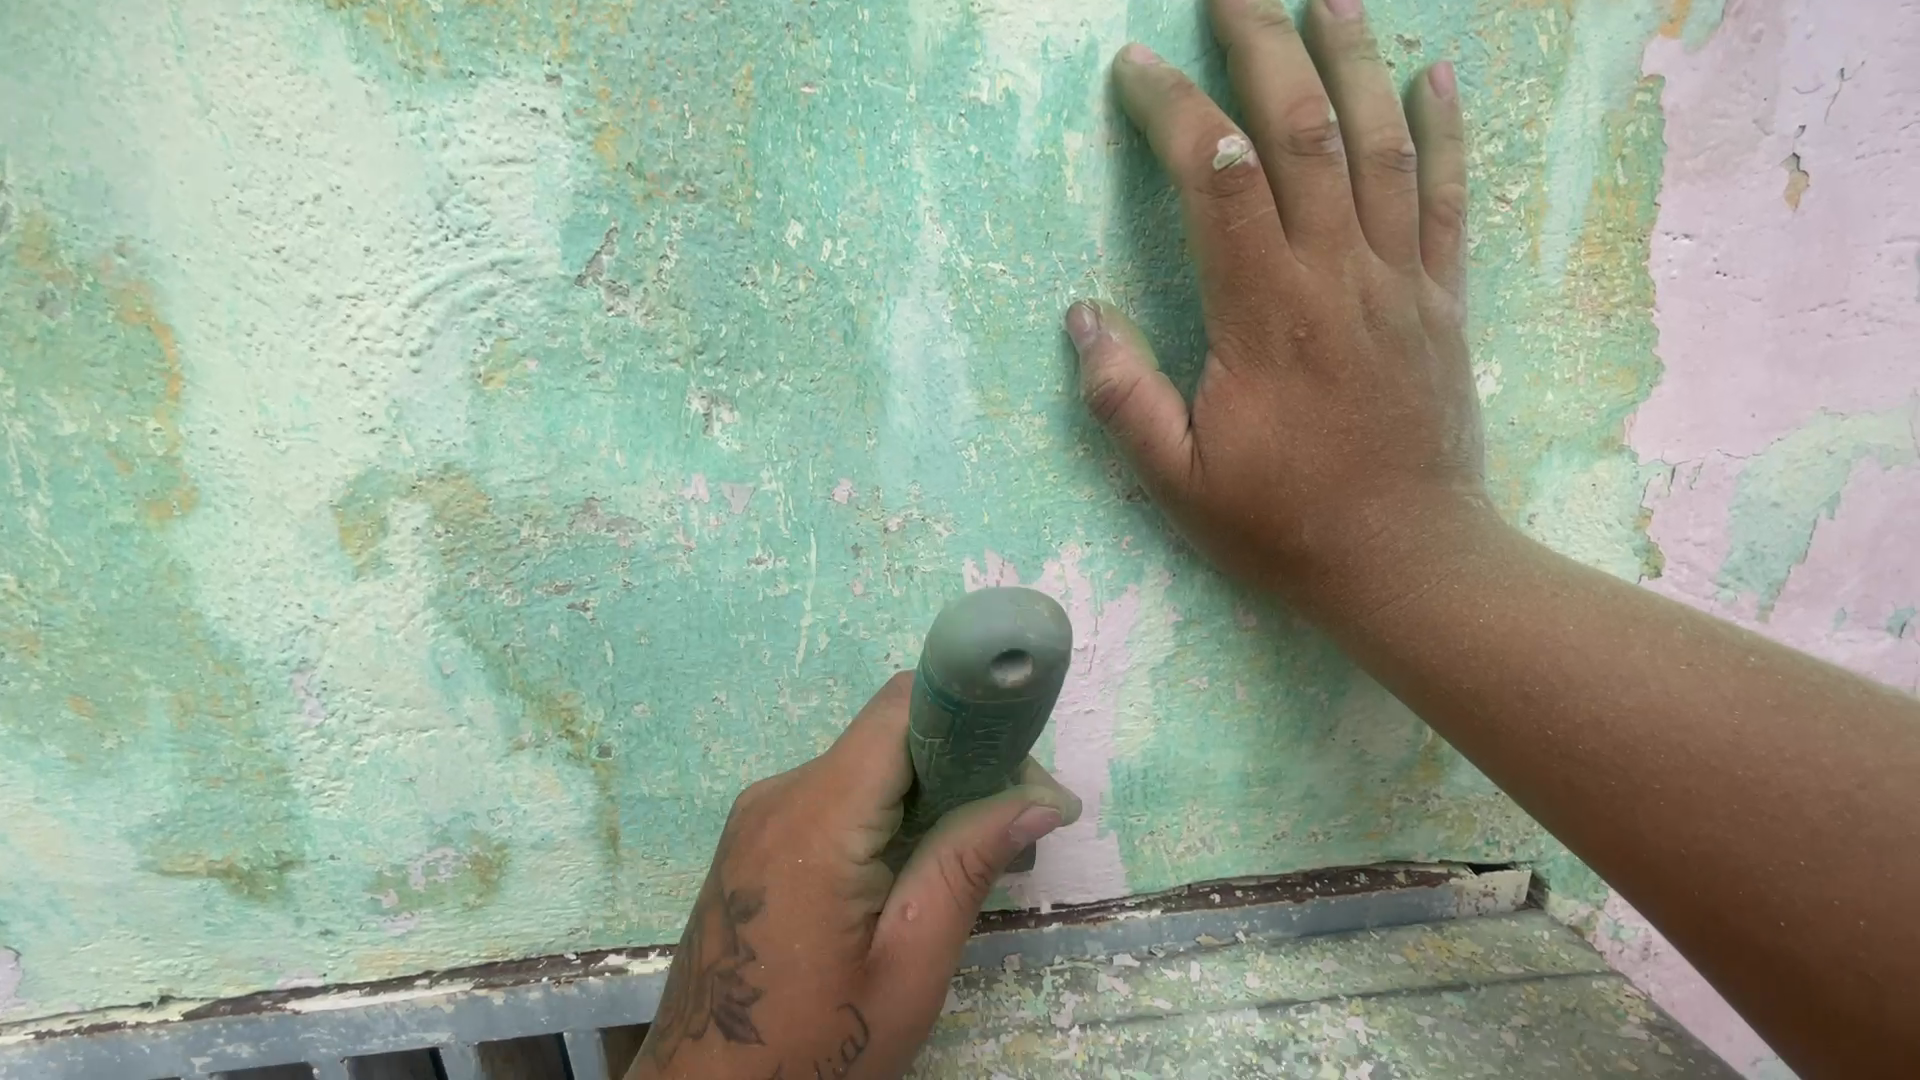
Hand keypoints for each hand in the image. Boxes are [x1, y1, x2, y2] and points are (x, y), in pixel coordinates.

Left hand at [629, 673, 1081, 1079]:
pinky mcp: (762, 830)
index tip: (1022, 768)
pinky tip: (920, 863)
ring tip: (980, 849)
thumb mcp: (909, 966)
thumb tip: (1042, 798)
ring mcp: (765, 809)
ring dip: (932, 789)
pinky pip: (842, 791)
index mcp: (817, 815)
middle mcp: (782, 790)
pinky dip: (892, 809)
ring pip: (870, 761)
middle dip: (965, 761)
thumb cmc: (813, 1046)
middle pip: (891, 733)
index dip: (969, 717)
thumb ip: (968, 865)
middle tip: (1020, 821)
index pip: (902, 706)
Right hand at [1068, 0, 1490, 619]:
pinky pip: (1449, 192)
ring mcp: (1400, 280)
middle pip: (1303, 130)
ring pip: (1383, 141)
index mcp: (1264, 314)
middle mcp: (1337, 274)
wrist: (1404, 561)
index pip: (1215, 179)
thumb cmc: (1280, 524)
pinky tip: (1433, 70)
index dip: (1174, 113)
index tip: (1136, 70)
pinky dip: (1444, 124)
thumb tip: (1079, 317)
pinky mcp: (1442, 299)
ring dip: (1352, 56)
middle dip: (1261, 48)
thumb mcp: (1176, 481)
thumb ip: (1124, 398)